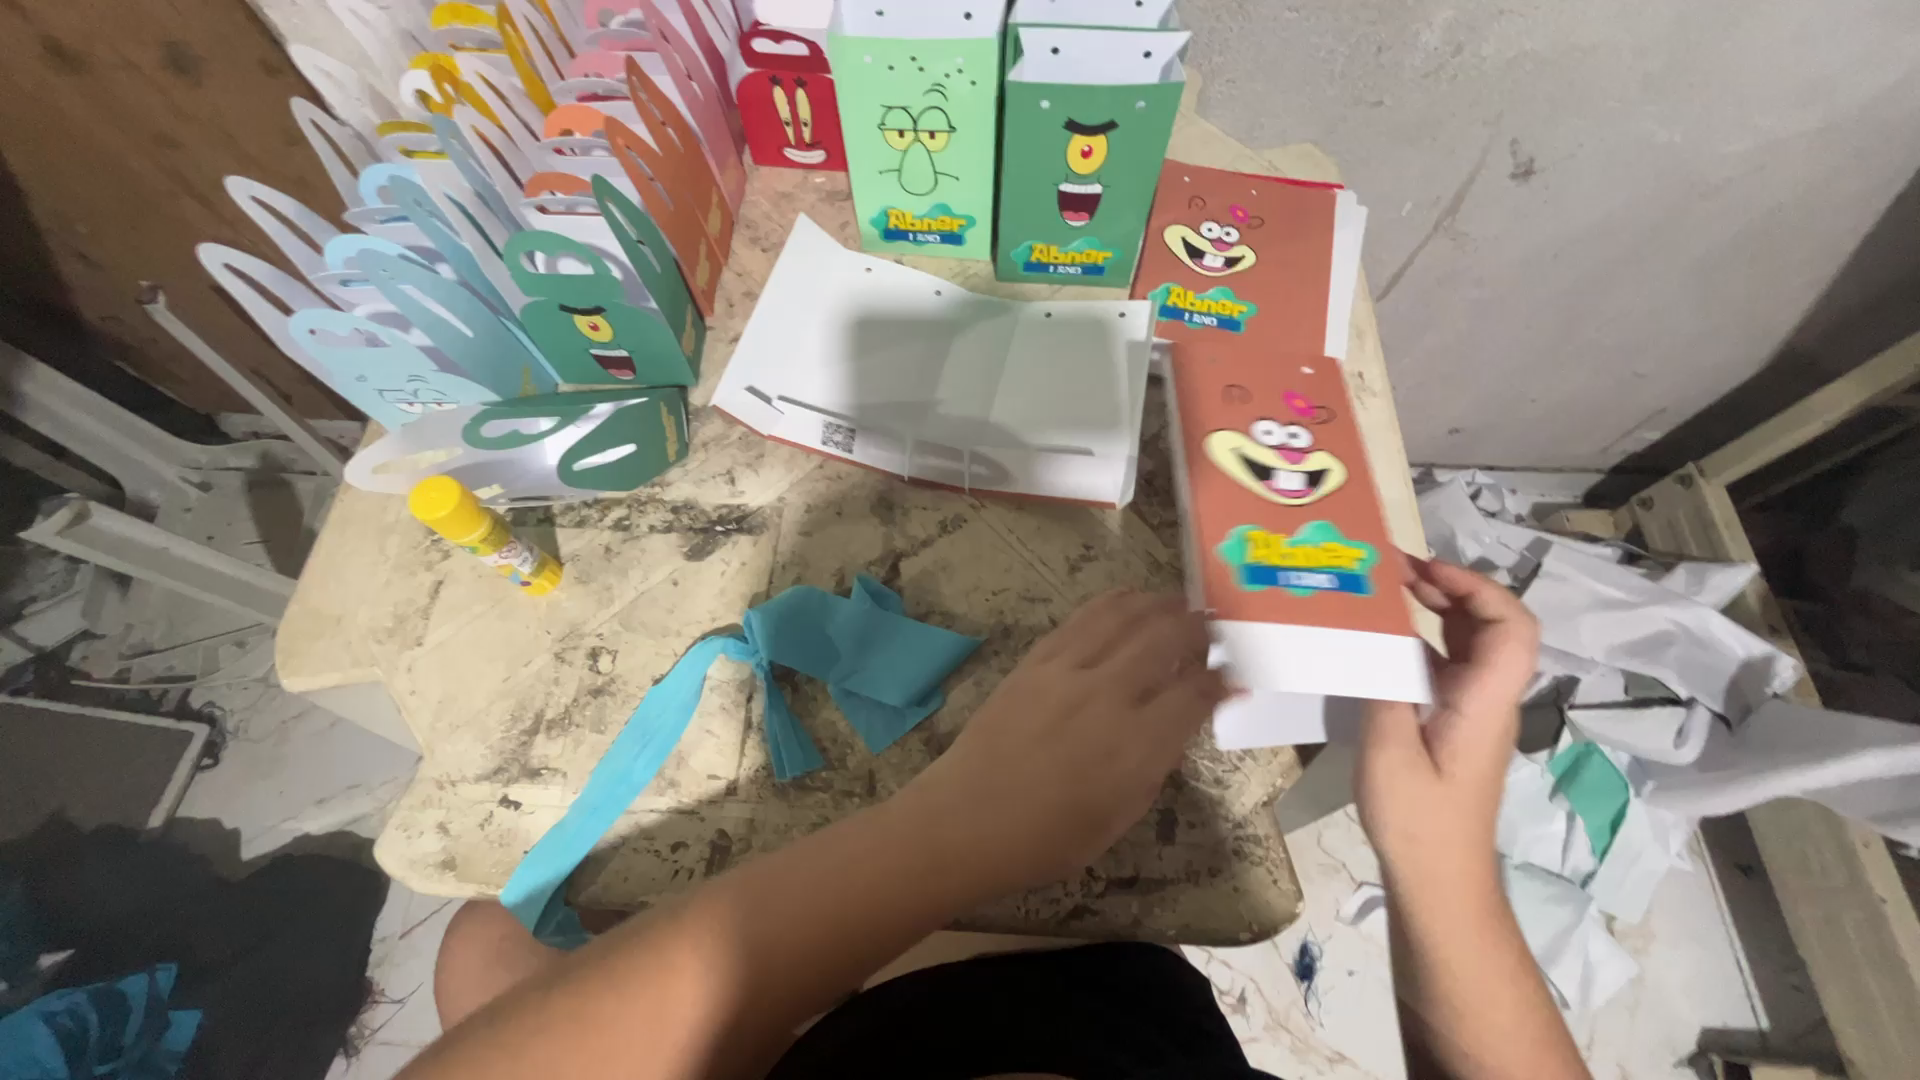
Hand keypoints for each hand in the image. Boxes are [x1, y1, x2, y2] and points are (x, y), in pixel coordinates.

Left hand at [902, 591, 1228, 896]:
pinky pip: (1083, 619)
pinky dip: (1114, 604)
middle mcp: (1108, 695)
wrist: (968, 818)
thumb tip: (1179, 724)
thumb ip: (1155, 763)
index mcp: (1137, 744)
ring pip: (1125, 617)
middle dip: (1198, 628)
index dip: (1222, 679)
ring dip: (1158, 604)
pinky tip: (1127, 602)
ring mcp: (1067, 671)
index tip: (1232, 674)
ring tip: (1177, 604)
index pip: (1196, 693)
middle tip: (1213, 627)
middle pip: (1166, 639)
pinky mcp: (1036, 660)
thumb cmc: (1048, 837)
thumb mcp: (1120, 815)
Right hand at [1356, 555, 1537, 886]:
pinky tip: (1375, 639)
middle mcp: (1486, 698)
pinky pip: (1441, 665)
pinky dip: (1414, 639)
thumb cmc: (1418, 820)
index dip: (1477, 588)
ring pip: (1466, 642)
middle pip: (1491, 625)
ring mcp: (1469, 710)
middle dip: (1448, 587)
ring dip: (1432, 609)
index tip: (1424, 570)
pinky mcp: (1449, 722)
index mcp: (1484, 701)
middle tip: (1391, 571)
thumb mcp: (1389, 752)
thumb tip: (1375, 633)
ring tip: (1382, 591)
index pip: (1512, 628)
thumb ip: (1385, 688)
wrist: (1438, 878)